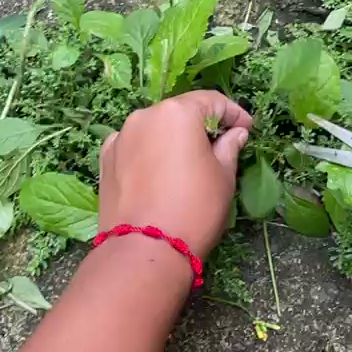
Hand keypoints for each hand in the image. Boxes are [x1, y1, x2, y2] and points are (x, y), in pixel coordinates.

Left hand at [97, 91, 252, 259]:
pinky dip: (149, 152)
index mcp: (177, 113)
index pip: (211, 101)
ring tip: (189, 163)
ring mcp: (121, 137)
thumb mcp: (223, 177)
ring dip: (173, 139)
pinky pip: (134, 146)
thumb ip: (229, 147)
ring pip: (155, 129)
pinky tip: (160, 173)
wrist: (143, 251)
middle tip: (221, 146)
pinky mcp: (105, 160)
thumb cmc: (194, 209)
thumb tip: (235, 133)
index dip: (233, 113)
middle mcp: (145, 116)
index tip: (246, 129)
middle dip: (202, 125)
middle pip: (180, 112)